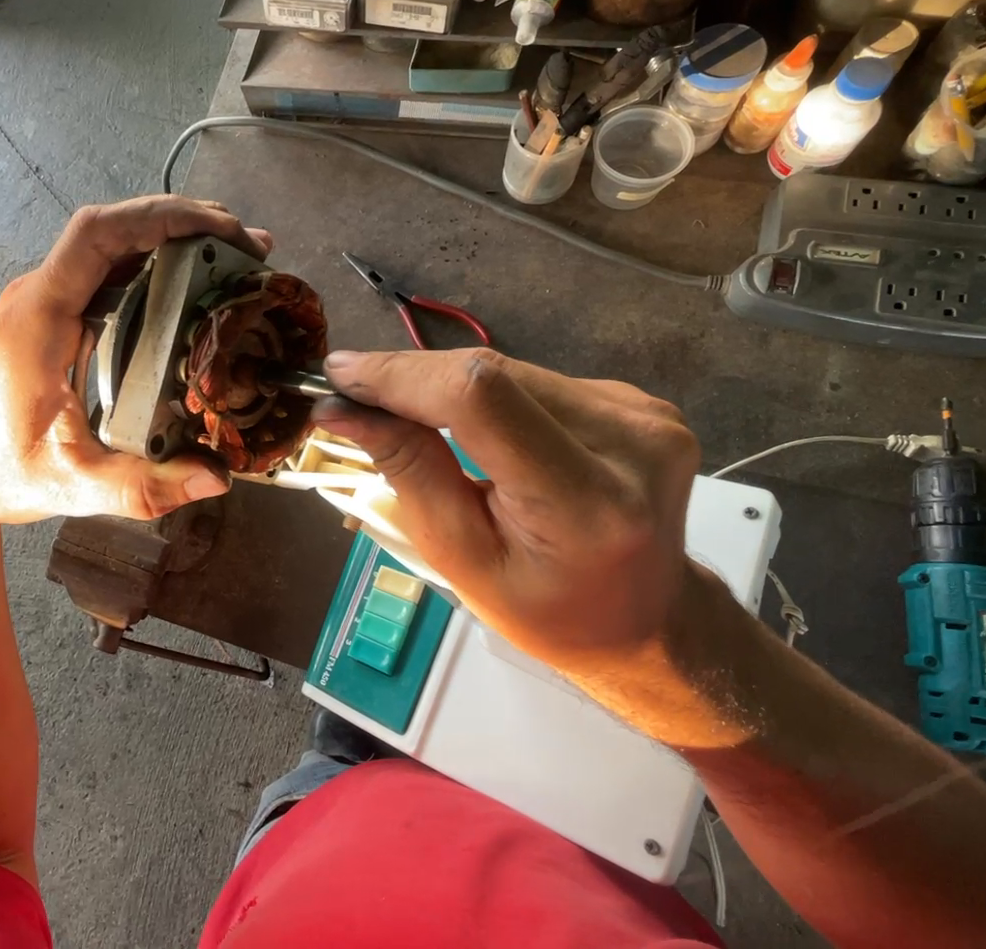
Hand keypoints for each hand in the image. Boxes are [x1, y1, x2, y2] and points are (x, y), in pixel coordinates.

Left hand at [0, 195, 271, 529]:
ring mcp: (44, 303)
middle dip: (182, 224)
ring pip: (111, 248)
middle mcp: (40, 296)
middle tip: (248, 246)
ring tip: (232, 257)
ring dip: (170, 242)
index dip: (161, 218)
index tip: (220, 228)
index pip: (97, 236)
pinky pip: (106, 275)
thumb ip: (142, 486)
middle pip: (113, 230)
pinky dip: (153, 269)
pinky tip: (191, 287)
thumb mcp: (71, 484)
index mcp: (38, 316)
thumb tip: (216, 479)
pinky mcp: (54, 319)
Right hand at [315, 348, 714, 693]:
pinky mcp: (640, 401)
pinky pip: (535, 379)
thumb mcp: (460, 558)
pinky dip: (487, 395)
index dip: (401, 376)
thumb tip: (341, 409)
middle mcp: (629, 442)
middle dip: (410, 379)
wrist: (647, 617)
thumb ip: (409, 472)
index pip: (480, 399)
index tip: (339, 375)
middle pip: (491, 373)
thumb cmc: (544, 609)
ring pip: (509, 369)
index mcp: (585, 502)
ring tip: (411, 418)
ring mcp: (643, 414)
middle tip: (354, 397)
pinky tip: (478, 430)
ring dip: (445, 386)